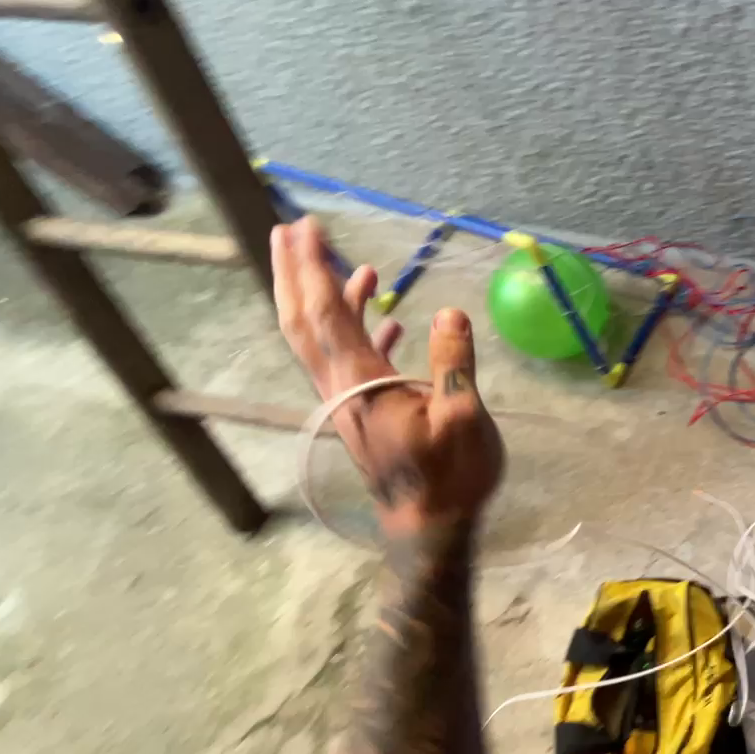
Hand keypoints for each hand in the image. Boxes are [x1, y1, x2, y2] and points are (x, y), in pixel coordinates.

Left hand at [272, 217, 501, 534]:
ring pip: (321, 340)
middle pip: (303, 321)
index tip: (305, 228)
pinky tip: (386, 321)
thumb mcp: (464, 418)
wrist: (429, 525)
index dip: (314, 269)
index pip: (326, 314)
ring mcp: (349, 401)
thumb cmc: (450, 475)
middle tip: (290, 231)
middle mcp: (341, 386)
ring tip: (346, 265)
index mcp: (360, 382)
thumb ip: (455, 362)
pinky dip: (359, 331)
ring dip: (325, 299)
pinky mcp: (364, 413)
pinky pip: (350, 359)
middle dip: (294, 274)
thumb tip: (450, 312)